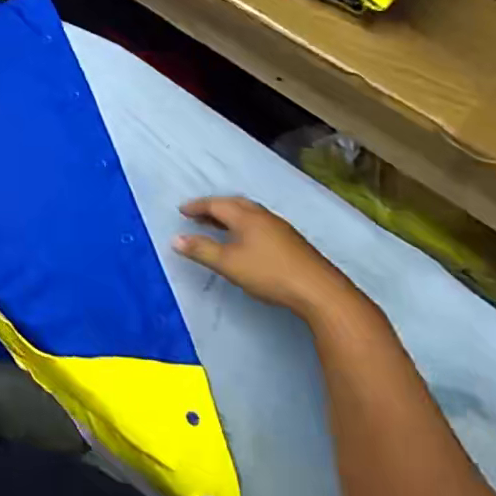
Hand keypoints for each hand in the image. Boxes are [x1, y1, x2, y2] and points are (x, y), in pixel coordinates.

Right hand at [171, 196, 366, 321]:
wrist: (320, 291)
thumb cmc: (268, 273)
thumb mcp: (227, 263)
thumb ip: (200, 250)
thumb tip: (176, 238)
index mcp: (246, 217)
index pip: (216, 204)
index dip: (197, 206)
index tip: (182, 210)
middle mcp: (263, 217)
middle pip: (235, 204)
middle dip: (214, 207)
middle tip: (198, 215)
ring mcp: (280, 229)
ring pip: (249, 213)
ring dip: (230, 215)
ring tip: (217, 226)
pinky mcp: (291, 242)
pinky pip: (260, 223)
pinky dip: (243, 224)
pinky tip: (244, 239)